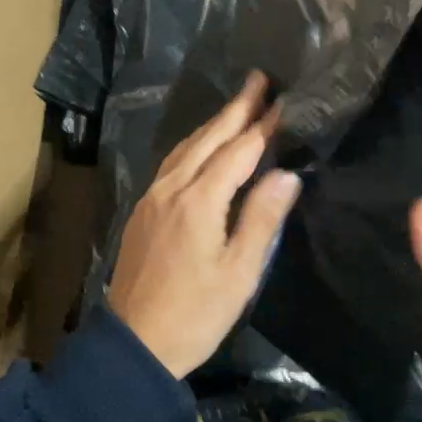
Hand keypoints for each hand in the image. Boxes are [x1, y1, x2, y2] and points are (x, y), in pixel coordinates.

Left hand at [109, 72, 301, 378]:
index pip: (237, 152)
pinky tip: (200, 147)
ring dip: (213, 124)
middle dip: (235, 108)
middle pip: (207, 139)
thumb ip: (261, 219)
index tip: (285, 100)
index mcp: (198, 201)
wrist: (135, 342)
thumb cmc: (195, 314)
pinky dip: (193, 145)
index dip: (262, 125)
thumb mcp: (239, 274)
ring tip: (236, 106)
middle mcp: (172, 188)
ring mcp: (152, 197)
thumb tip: (286, 173)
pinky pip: (171, 163)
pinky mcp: (143, 210)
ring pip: (185, 148)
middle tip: (259, 79)